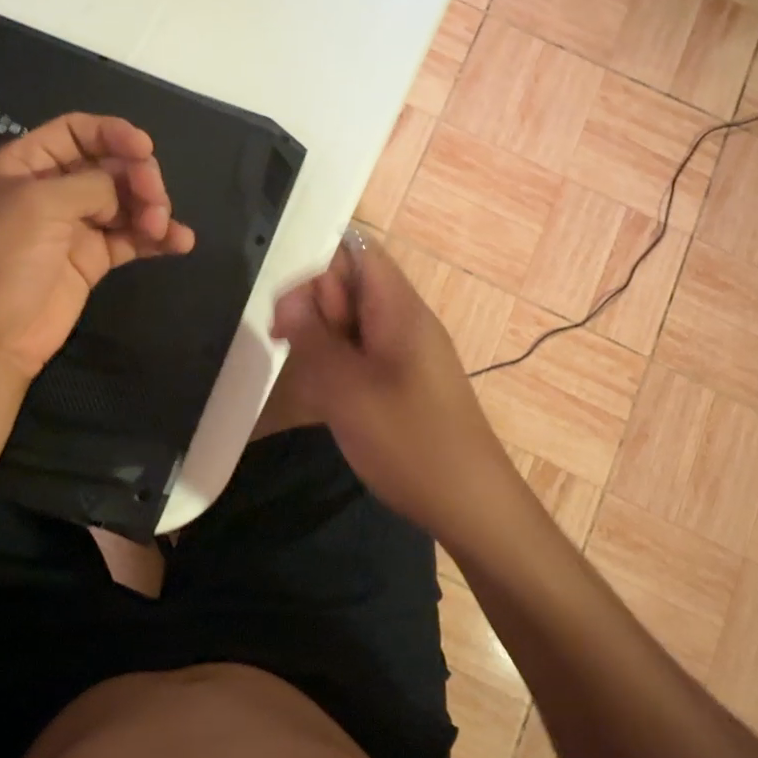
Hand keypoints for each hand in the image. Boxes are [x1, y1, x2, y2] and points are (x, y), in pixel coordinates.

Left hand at [0, 114, 195, 380]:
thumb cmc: (2, 261)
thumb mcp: (39, 205)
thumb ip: (89, 184)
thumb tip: (123, 188)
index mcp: (24, 164)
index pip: (75, 131)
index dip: (113, 133)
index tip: (145, 148)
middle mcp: (49, 190)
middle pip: (108, 166)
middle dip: (137, 177)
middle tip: (154, 202)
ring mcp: (72, 226)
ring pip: (124, 202)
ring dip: (150, 208)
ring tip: (161, 228)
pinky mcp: (90, 261)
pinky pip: (130, 238)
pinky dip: (155, 238)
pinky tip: (180, 242)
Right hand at [269, 229, 509, 525]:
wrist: (470, 504)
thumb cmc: (409, 443)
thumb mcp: (347, 389)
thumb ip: (314, 338)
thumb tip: (289, 298)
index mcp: (399, 310)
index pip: (356, 253)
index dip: (316, 271)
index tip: (287, 314)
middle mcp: (405, 322)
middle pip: (351, 286)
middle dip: (313, 308)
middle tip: (288, 347)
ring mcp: (406, 353)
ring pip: (352, 323)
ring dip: (321, 339)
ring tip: (305, 376)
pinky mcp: (403, 382)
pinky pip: (362, 354)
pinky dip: (337, 365)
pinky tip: (323, 395)